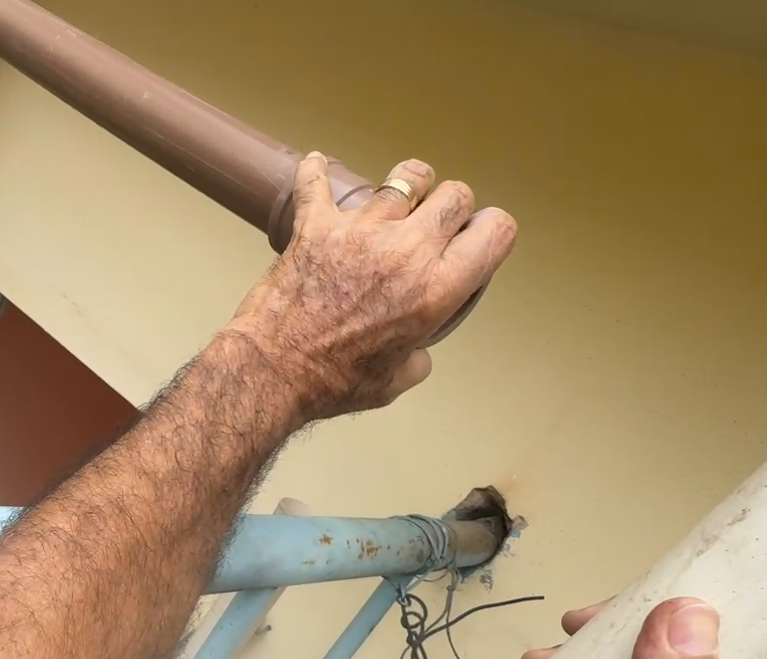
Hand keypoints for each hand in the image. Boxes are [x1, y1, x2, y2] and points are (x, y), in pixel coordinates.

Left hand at [228, 152, 515, 419]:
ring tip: (394, 203)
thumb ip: (417, 358)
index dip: (489, 233)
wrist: (272, 373)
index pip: (495, 230)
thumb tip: (416, 350)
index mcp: (436, 289)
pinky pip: (315, 183)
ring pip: (405, 177)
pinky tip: (316, 166)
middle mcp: (405, 251)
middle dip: (450, 209)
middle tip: (432, 228)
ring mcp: (360, 232)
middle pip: (454, 195)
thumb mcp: (393, 383)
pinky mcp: (315, 227)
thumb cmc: (329, 384)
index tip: (472, 242)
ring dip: (406, 187)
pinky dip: (314, 174)